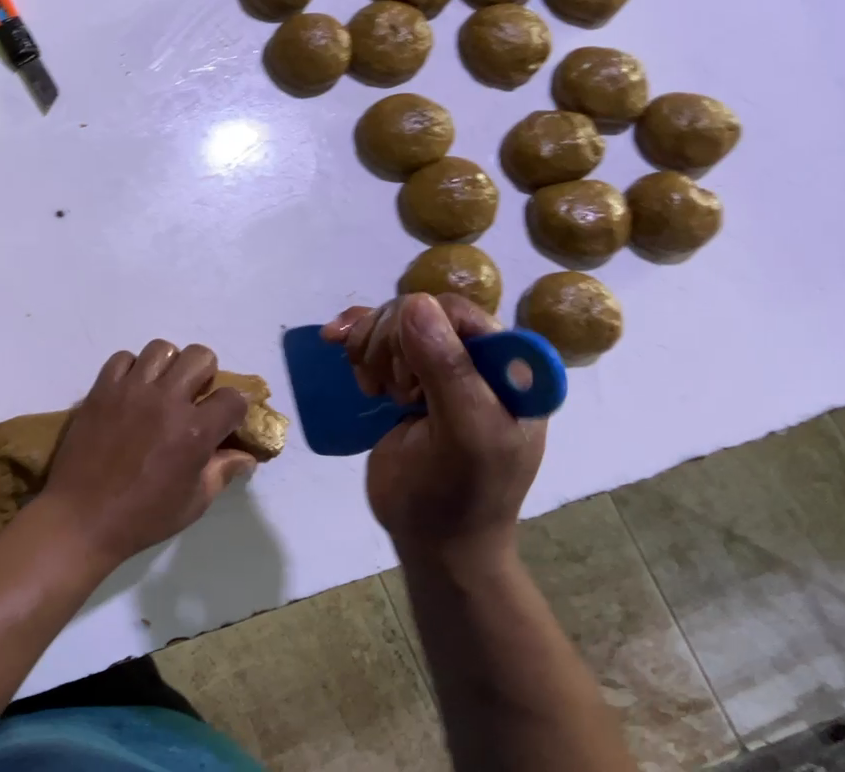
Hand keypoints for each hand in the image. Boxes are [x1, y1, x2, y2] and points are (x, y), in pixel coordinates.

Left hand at [38, 341, 257, 567]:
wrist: (83, 515)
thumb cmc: (143, 517)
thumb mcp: (194, 502)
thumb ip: (221, 471)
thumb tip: (245, 456)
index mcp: (195, 431)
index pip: (233, 397)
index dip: (234, 408)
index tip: (225, 420)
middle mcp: (166, 400)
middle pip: (200, 356)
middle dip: (206, 374)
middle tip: (194, 397)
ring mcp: (131, 390)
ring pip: (160, 348)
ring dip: (169, 366)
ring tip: (162, 389)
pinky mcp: (101, 389)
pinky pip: (122, 358)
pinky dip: (131, 369)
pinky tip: (131, 392)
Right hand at [322, 294, 544, 566]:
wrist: (435, 541)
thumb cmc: (461, 493)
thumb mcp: (465, 434)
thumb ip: (448, 369)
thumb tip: (414, 304)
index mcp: (510, 369)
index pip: (458, 313)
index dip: (418, 331)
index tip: (403, 377)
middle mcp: (476, 362)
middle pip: (417, 313)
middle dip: (388, 342)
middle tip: (389, 390)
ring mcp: (436, 372)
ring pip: (391, 323)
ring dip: (368, 345)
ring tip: (370, 387)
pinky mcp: (402, 384)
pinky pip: (374, 340)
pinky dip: (352, 338)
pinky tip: (333, 343)